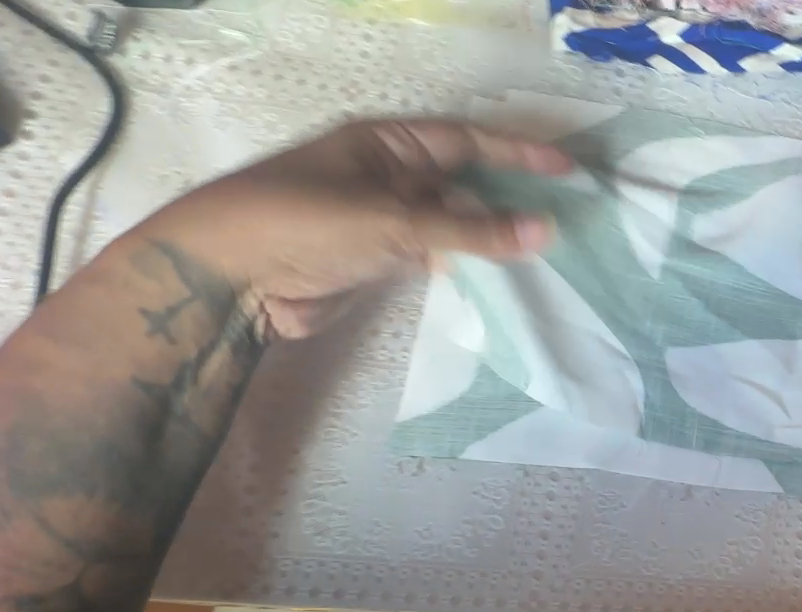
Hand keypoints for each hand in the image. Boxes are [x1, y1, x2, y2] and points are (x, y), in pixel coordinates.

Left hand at [133, 119, 572, 341]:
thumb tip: (549, 230)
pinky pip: (447, 252)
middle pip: (468, 180)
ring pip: (460, 220)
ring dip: (497, 233)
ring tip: (546, 248)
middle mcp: (392, 174)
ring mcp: (391, 216)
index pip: (466, 142)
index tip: (567, 170)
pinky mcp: (388, 254)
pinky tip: (505, 275)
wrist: (233, 279)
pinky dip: (476, 261)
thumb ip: (474, 232)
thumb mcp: (394, 223)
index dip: (518, 154)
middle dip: (514, 194)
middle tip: (567, 211)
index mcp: (385, 144)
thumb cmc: (303, 226)